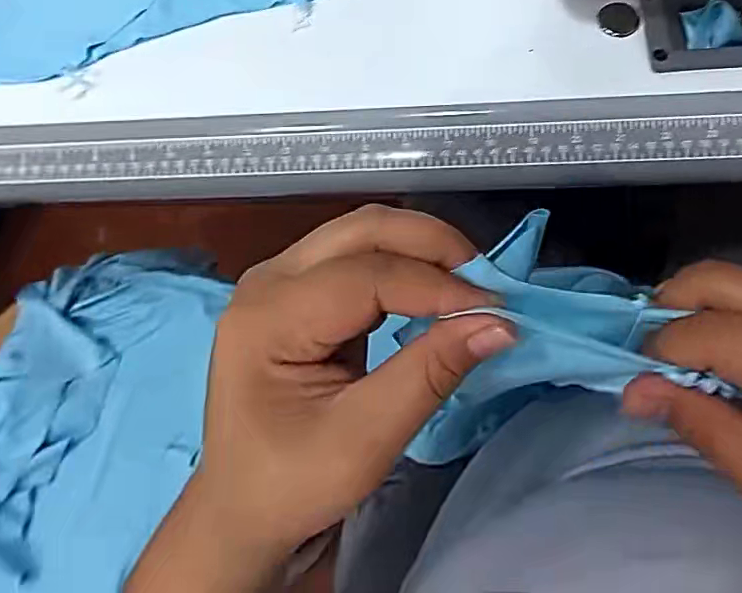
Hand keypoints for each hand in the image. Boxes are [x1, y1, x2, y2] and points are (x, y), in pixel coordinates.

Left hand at [128, 206, 515, 592]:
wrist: (242, 512)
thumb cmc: (292, 486)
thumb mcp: (365, 442)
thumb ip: (430, 374)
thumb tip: (498, 323)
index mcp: (267, 317)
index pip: (367, 275)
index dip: (435, 285)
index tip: (494, 307)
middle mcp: (269, 279)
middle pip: (364, 230)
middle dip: (432, 244)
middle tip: (486, 279)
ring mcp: (281, 275)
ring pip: (366, 230)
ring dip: (422, 246)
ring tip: (468, 281)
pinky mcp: (301, 282)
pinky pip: (362, 249)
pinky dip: (407, 258)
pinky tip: (435, 285)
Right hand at [621, 262, 741, 592]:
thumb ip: (705, 429)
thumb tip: (635, 390)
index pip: (717, 332)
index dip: (664, 349)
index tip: (635, 377)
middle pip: (720, 280)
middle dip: (667, 304)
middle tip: (643, 350)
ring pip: (732, 276)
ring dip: (688, 302)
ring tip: (669, 349)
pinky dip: (715, 307)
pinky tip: (708, 345)